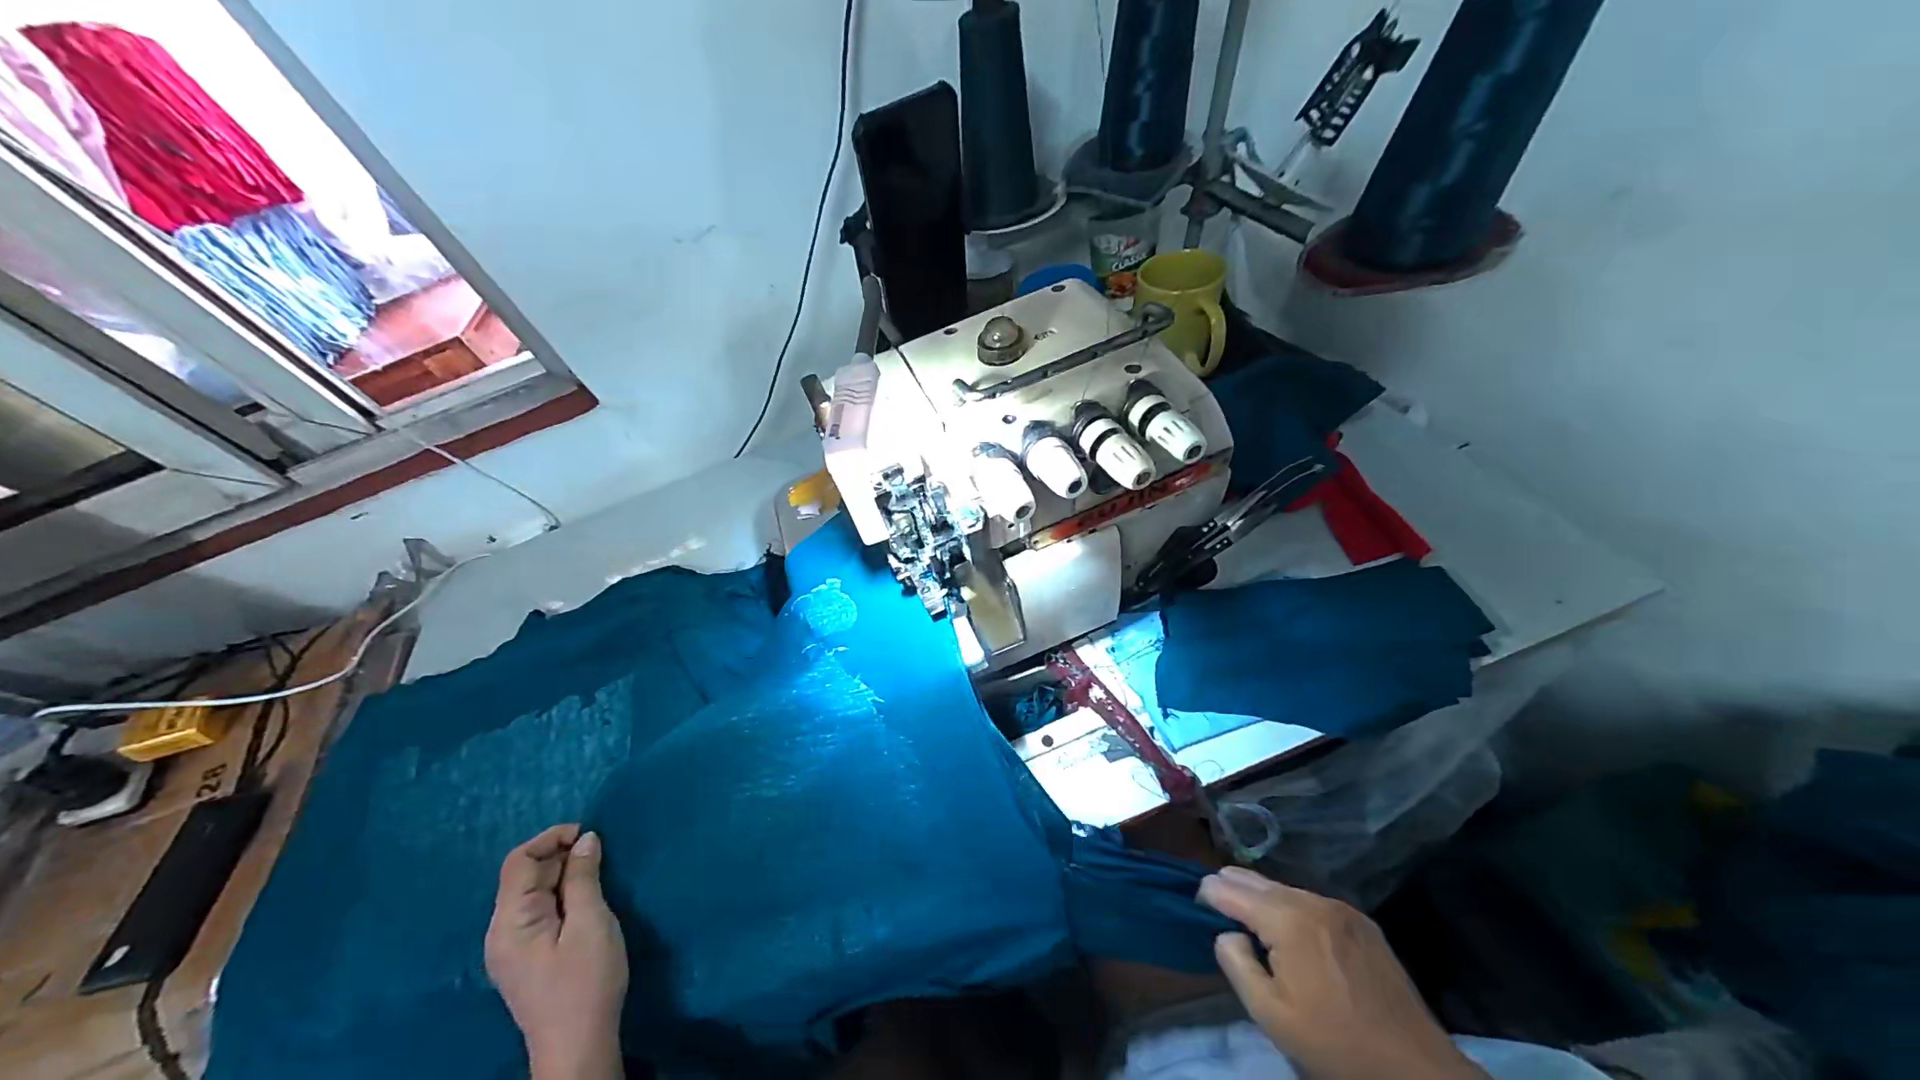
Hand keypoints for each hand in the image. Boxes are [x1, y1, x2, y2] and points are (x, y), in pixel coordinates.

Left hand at [485, 824, 627, 1079]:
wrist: (578, 1045)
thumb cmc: (586, 982)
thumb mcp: (591, 923)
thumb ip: (584, 878)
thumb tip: (585, 839)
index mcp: (509, 922)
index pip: (519, 861)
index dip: (551, 838)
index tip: (589, 833)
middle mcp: (500, 932)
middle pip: (523, 875)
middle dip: (559, 855)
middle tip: (601, 852)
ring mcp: (510, 947)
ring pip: (531, 892)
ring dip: (562, 873)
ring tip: (597, 870)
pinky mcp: (524, 957)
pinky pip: (537, 910)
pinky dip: (561, 893)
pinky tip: (585, 896)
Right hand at [1198, 866, 1485, 1079]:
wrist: (1416, 1069)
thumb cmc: (1334, 1043)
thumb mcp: (1269, 1013)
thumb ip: (1236, 963)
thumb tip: (1227, 932)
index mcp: (1287, 919)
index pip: (1230, 888)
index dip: (1207, 894)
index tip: (1194, 905)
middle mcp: (1313, 901)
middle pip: (1256, 879)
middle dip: (1231, 889)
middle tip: (1215, 910)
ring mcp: (1342, 908)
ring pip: (1284, 888)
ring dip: (1261, 899)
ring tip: (1249, 922)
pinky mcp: (1363, 922)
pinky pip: (1311, 902)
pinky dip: (1290, 908)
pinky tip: (1291, 934)